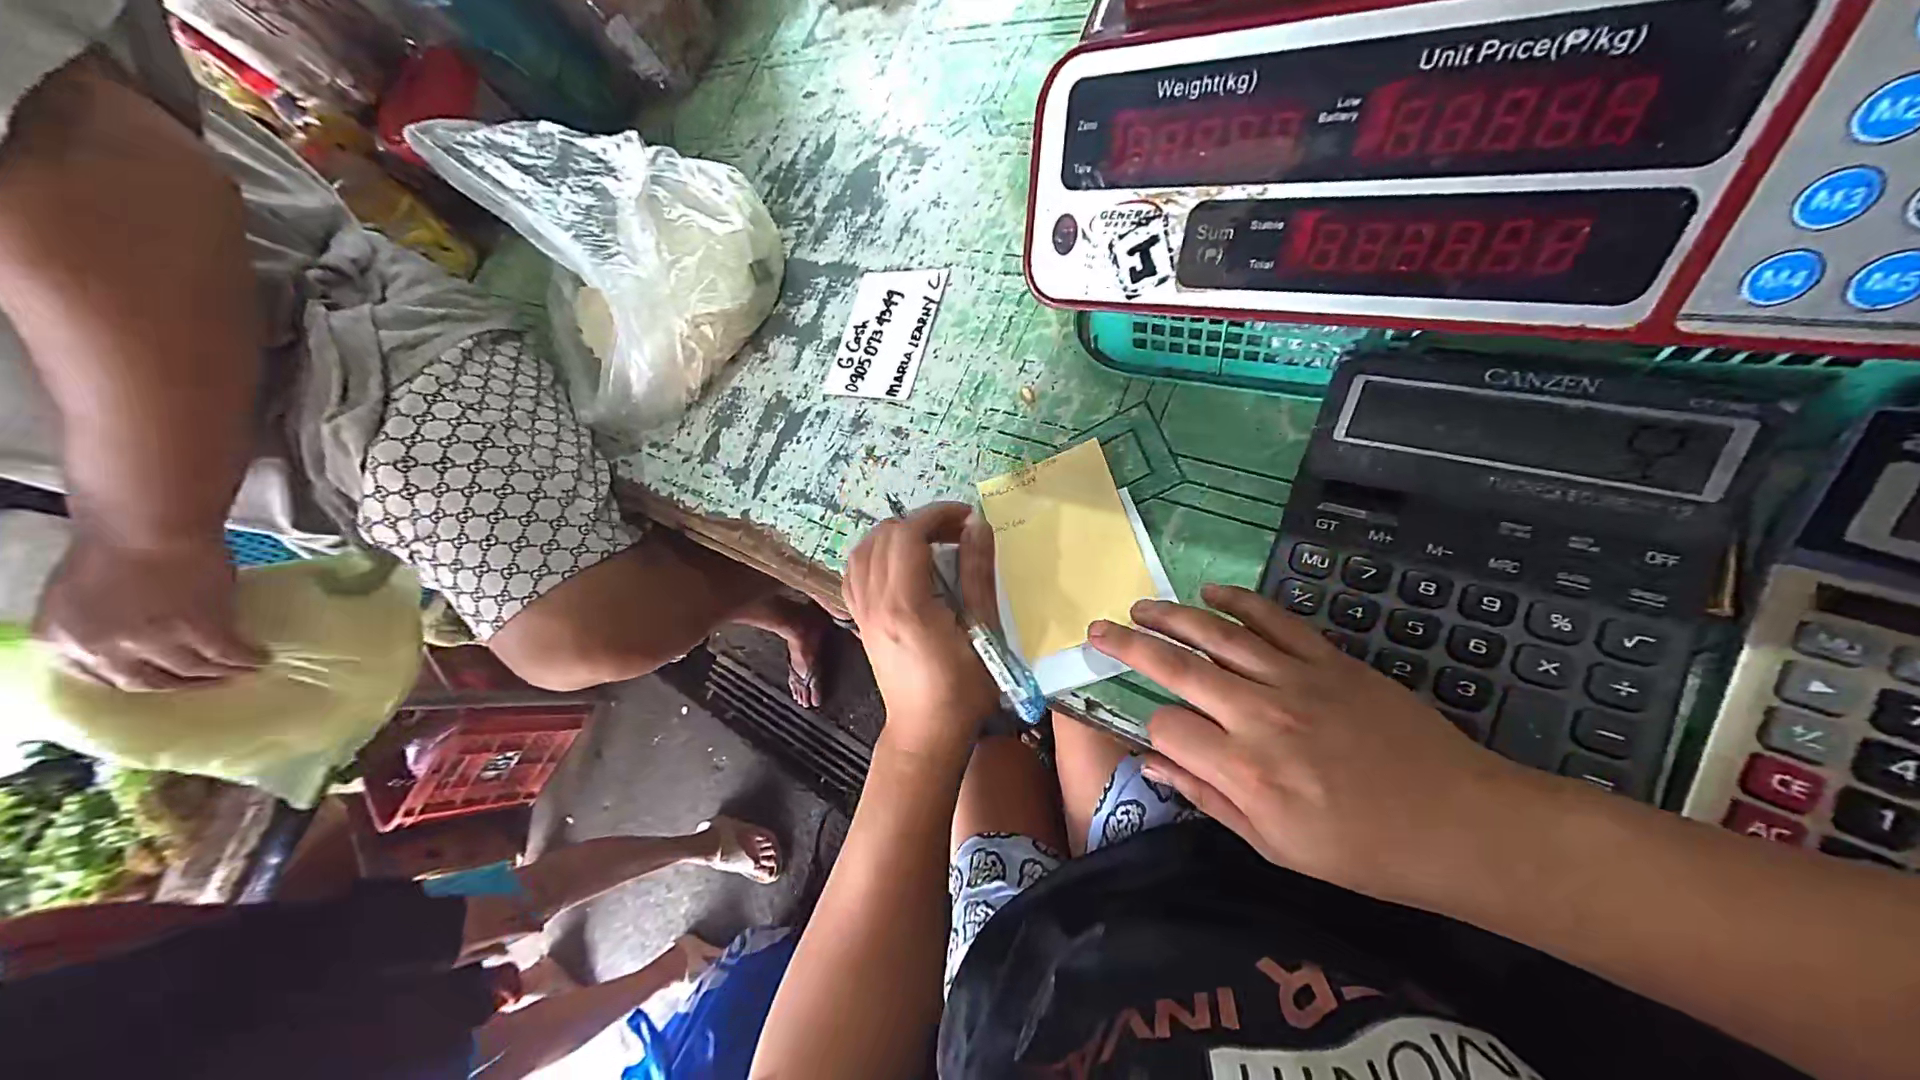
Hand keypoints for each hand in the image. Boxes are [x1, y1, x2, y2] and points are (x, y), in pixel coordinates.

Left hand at [34, 532, 266, 690]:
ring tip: (243, 669)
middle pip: (148, 682)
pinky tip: (259, 657)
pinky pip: (229, 654)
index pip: (100, 677)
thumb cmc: (116, 545)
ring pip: (193, 671)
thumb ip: (102, 620)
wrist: (147, 525)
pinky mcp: (200, 632)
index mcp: (62, 639)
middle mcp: (103, 649)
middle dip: (183, 684)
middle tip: (210, 681)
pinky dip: (247, 658)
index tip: (166, 678)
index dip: (139, 679)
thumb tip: (135, 633)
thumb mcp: (84, 593)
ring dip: (221, 673)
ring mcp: (153, 643)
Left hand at [842, 502, 999, 755]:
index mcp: (905, 605)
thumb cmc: (962, 690)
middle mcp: (874, 602)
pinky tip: (902, 563)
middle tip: (957, 532)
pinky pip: (856, 572)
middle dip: (922, 522)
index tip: (968, 517)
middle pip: (885, 536)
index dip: (938, 515)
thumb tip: (977, 527)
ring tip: (931, 544)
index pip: (908, 535)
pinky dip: (876, 554)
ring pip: (864, 549)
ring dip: (897, 535)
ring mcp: (862, 611)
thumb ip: (977, 575)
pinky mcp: (860, 620)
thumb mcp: (982, 632)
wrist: (925, 733)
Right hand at [1087, 584, 1546, 906]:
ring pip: (1214, 633)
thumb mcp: (1275, 846)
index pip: (1165, 726)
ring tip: (1138, 606)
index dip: (1151, 727)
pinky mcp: (1328, 659)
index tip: (1157, 733)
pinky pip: (1273, 619)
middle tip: (1097, 629)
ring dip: (1168, 615)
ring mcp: (1294, 680)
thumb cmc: (1362, 851)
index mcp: (1242, 770)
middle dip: (1127, 645)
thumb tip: (1154, 766)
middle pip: (1173, 666)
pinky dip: (1238, 602)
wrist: (1461, 824)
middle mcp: (1257, 715)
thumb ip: (1208, 798)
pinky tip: (1209, 593)